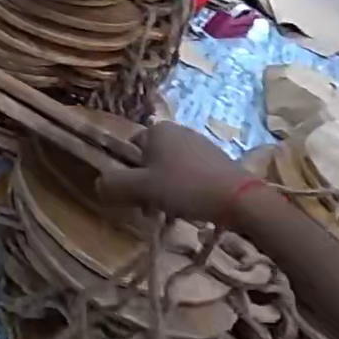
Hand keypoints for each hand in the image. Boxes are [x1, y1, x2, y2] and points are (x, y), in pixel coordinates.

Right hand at [97, 121, 255, 221]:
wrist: (240, 199)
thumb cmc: (185, 187)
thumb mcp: (141, 189)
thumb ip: (113, 185)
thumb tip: (98, 185)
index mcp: (157, 130)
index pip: (129, 148)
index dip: (126, 172)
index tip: (134, 194)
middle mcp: (178, 129)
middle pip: (149, 159)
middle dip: (146, 182)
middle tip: (151, 206)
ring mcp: (200, 143)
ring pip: (169, 168)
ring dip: (165, 188)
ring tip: (172, 209)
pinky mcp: (216, 159)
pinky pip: (189, 173)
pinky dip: (185, 188)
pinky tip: (191, 206)